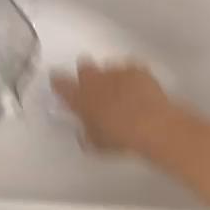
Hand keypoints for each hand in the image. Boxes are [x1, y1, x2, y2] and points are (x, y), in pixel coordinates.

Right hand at [50, 59, 175, 154]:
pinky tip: (138, 87)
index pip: (60, 83)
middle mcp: (94, 79)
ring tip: (122, 90)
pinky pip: (130, 67)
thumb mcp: (96, 143)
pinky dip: (132, 76)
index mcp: (79, 97)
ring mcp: (116, 71)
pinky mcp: (136, 68)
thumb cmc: (118, 137)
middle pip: (84, 67)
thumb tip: (85, 131)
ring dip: (111, 76)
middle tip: (95, 86)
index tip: (59, 83)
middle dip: (87, 73)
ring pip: (108, 67)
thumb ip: (86, 132)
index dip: (59, 82)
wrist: (150, 124)